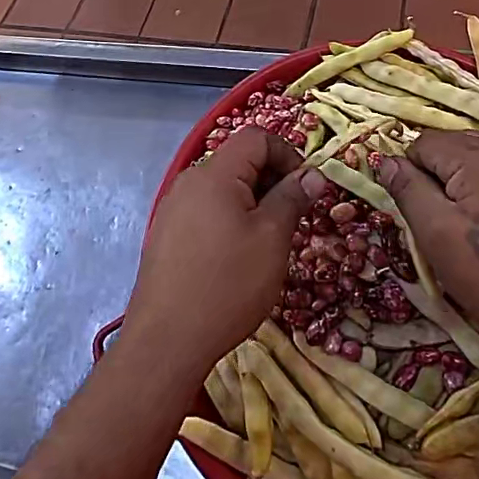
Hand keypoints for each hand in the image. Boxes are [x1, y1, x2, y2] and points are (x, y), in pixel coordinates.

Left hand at [124, 127, 321, 374]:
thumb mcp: (272, 238)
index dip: (288, 155)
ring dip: (253, 204)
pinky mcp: (167, 236)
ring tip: (268, 243)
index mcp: (214, 174)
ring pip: (224, 190)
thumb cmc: (228, 284)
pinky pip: (206, 212)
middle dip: (272, 181)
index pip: (257, 138)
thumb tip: (312, 175)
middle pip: (239, 161)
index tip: (306, 189)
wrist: (167, 340)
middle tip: (292, 220)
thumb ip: (292, 198)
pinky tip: (238, 258)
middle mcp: (189, 182)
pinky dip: (231, 221)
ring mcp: (173, 209)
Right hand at [375, 130, 478, 362]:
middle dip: (438, 178)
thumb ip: (408, 190)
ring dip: (465, 184)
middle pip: (452, 146)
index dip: (411, 177)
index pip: (421, 144)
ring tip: (474, 228)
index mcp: (477, 154)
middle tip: (444, 226)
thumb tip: (386, 161)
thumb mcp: (438, 235)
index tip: (420, 215)